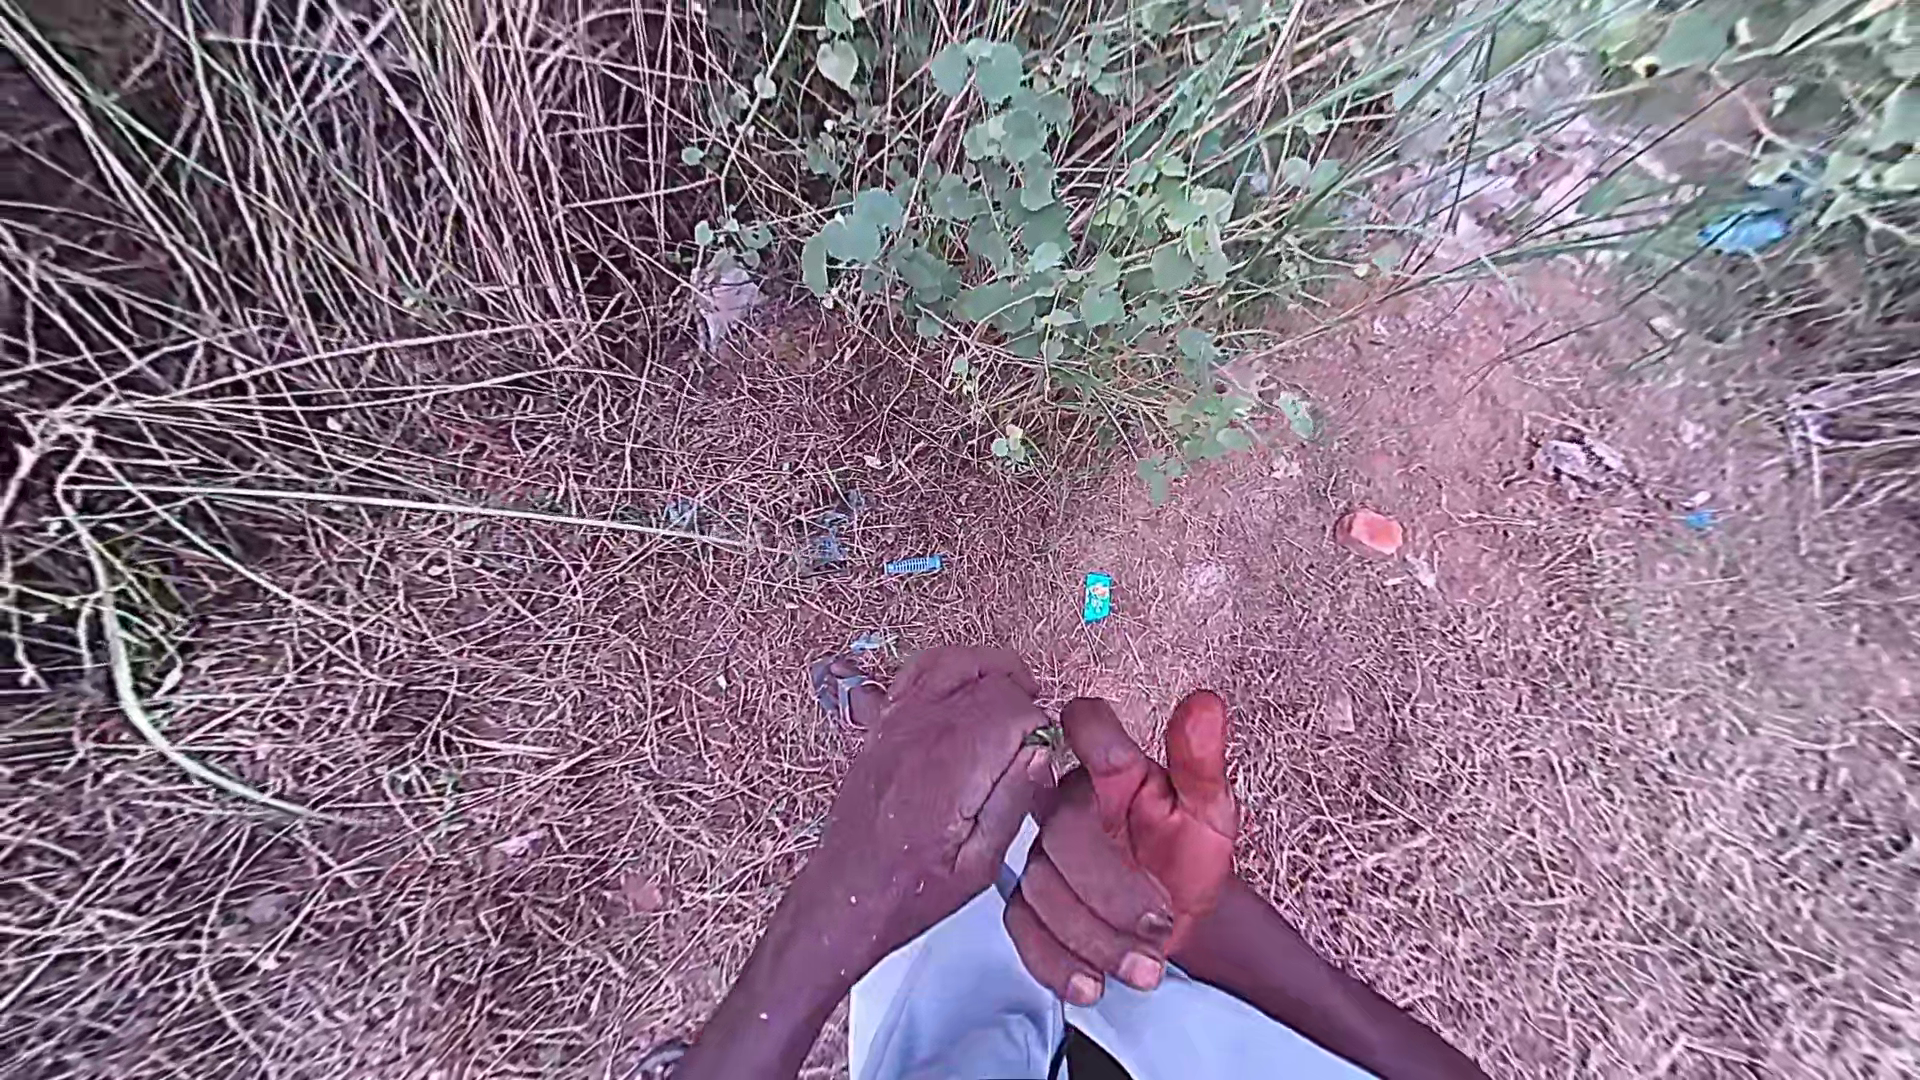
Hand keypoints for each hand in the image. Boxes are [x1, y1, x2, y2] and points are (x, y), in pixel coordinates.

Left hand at [676, 647, 1052, 1079]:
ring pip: (955, 660)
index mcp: (950, 767)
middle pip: (990, 679)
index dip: (1039, 725)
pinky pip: (919, 669)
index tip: (1042, 754)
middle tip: (1032, 736)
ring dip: (992, 670)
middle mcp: (922, 730)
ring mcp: (897, 718)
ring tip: (1012, 696)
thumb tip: (1042, 750)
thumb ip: (1012, 801)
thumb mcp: (977, 866)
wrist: (843, 893)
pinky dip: (949, 665)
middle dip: (1023, 699)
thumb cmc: (913, 889)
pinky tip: (966, 687)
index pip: (1011, 708)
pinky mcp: (884, 719)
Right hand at [1003, 691, 1235, 1004]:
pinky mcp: (1032, 902)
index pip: (1083, 723)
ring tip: (1146, 963)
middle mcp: (1068, 802)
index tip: (1121, 771)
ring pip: (1042, 886)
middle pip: (1062, 832)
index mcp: (1110, 768)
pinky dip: (1056, 959)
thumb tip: (1206, 703)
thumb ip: (1202, 760)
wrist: (1178, 912)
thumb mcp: (1210, 810)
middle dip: (1113, 888)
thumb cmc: (1189, 851)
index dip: (1093, 739)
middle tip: (1161, 922)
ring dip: (1096, 935)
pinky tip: (1093, 980)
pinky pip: (1022, 925)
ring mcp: (1045, 853)